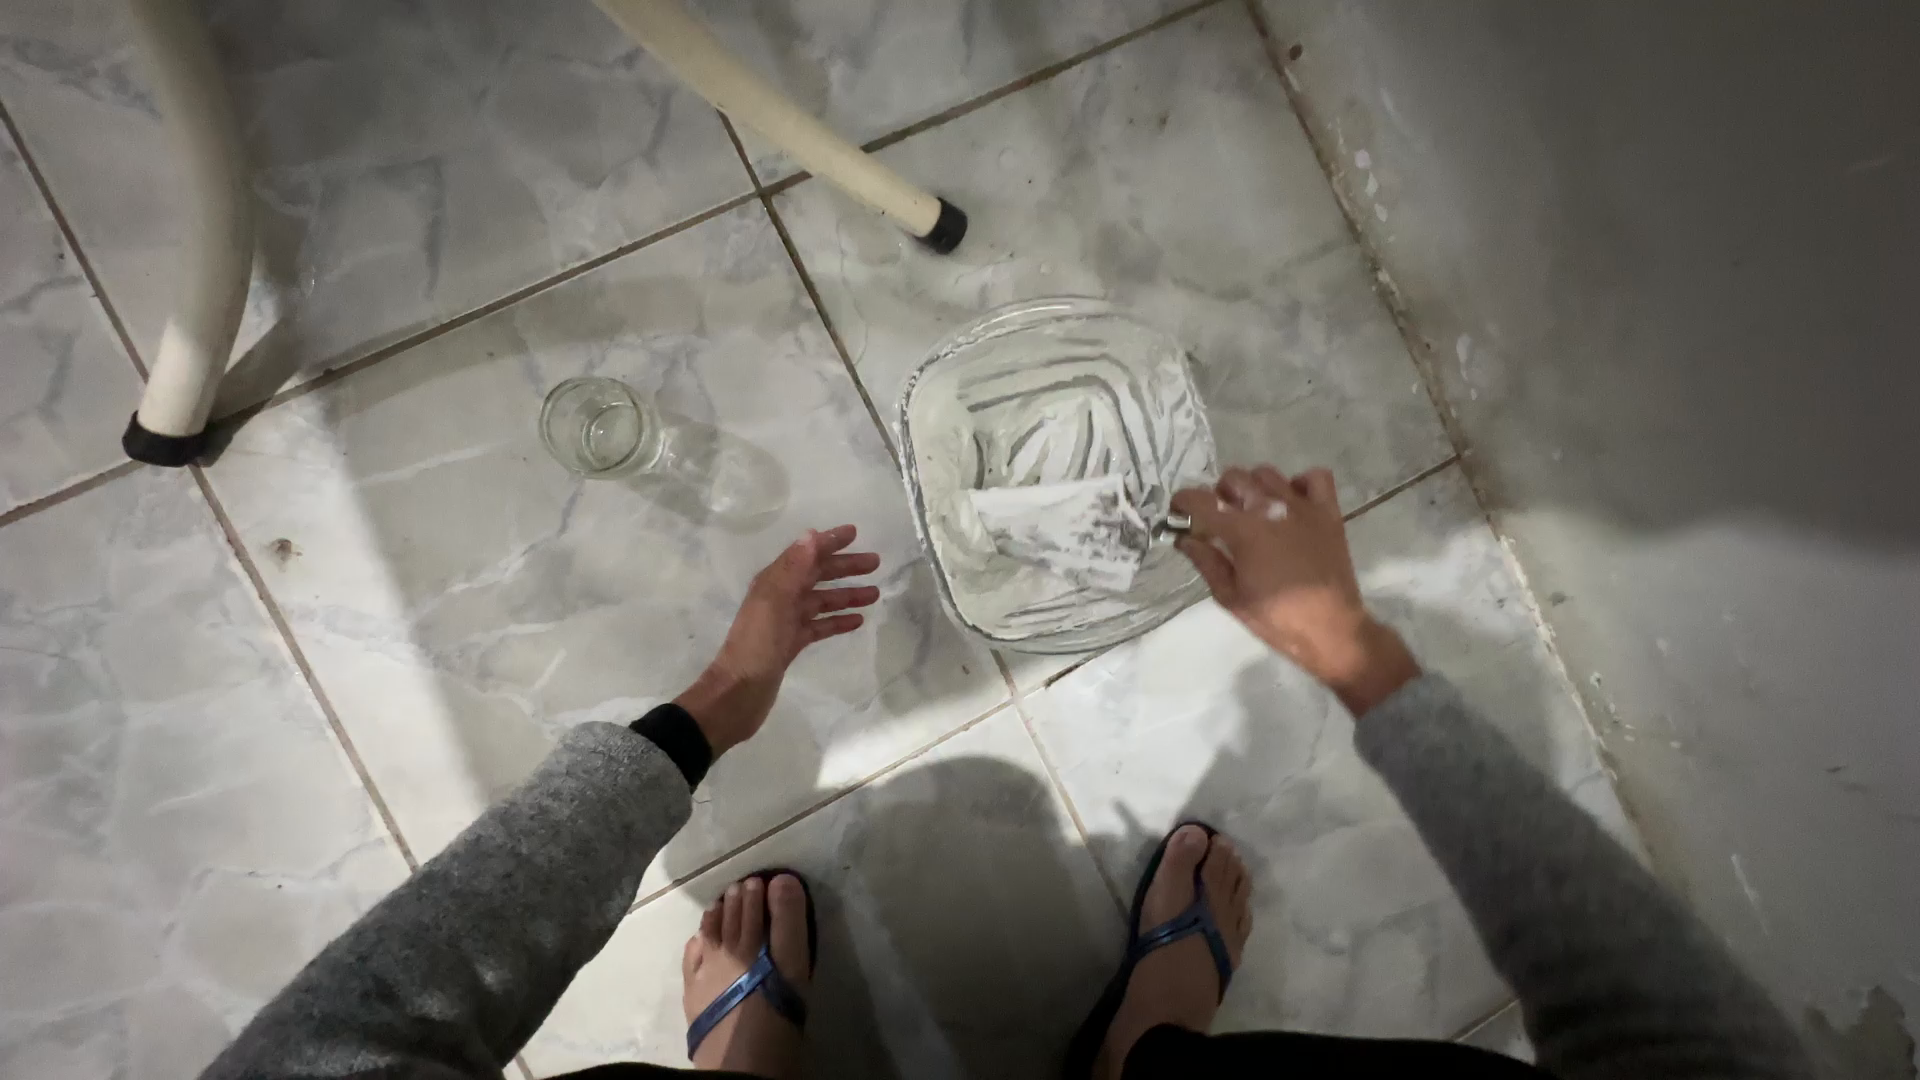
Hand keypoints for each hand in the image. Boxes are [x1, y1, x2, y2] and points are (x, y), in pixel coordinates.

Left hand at [675, 525, 881, 754]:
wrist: (738, 693)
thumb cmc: (756, 645)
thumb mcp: (774, 602)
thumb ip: (793, 568)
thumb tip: (811, 535)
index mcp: (774, 583)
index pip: (806, 554)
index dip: (829, 542)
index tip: (854, 533)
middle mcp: (780, 597)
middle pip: (817, 575)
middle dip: (845, 567)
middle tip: (875, 563)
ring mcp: (786, 622)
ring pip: (822, 601)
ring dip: (847, 594)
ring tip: (874, 594)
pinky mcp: (792, 644)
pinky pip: (820, 626)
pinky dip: (838, 621)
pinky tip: (858, 621)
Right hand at [1171, 466, 1419, 714]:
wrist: (1331, 630)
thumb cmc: (1276, 618)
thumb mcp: (1230, 596)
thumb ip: (1206, 561)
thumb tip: (1184, 539)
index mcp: (1243, 531)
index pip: (1203, 500)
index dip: (1183, 501)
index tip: (1177, 511)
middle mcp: (1272, 509)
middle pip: (1234, 478)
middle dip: (1217, 493)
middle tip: (1216, 518)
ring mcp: (1303, 508)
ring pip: (1267, 473)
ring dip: (1252, 487)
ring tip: (1251, 509)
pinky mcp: (1329, 513)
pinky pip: (1315, 477)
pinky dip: (1298, 483)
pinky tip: (1290, 502)